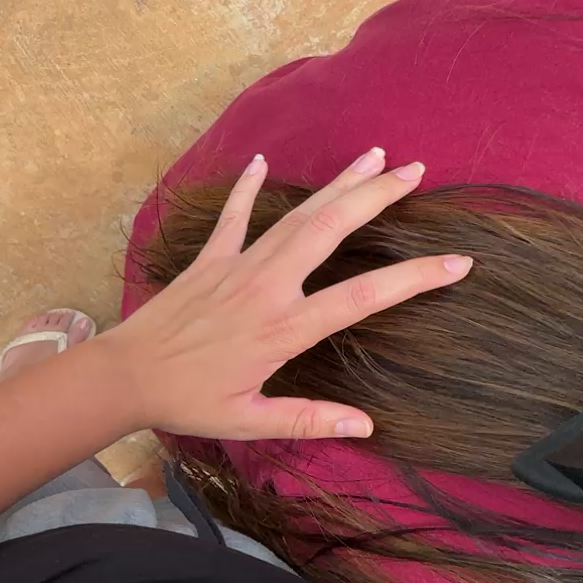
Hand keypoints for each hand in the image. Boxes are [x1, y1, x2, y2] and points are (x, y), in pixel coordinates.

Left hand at [97, 148, 471, 439]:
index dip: (414, 278)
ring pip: (292, 217)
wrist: (124, 376)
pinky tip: (261, 162)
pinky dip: (246, 189)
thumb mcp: (246, 420)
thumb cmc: (183, 401)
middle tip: (416, 171)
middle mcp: (265, 289)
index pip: (363, 297)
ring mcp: (233, 269)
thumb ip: (305, 419)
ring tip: (372, 156)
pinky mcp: (205, 263)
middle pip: (330, 231)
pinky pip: (231, 218)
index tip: (458, 262)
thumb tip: (364, 425)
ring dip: (334, 186)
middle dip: (376, 197)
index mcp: (282, 330)